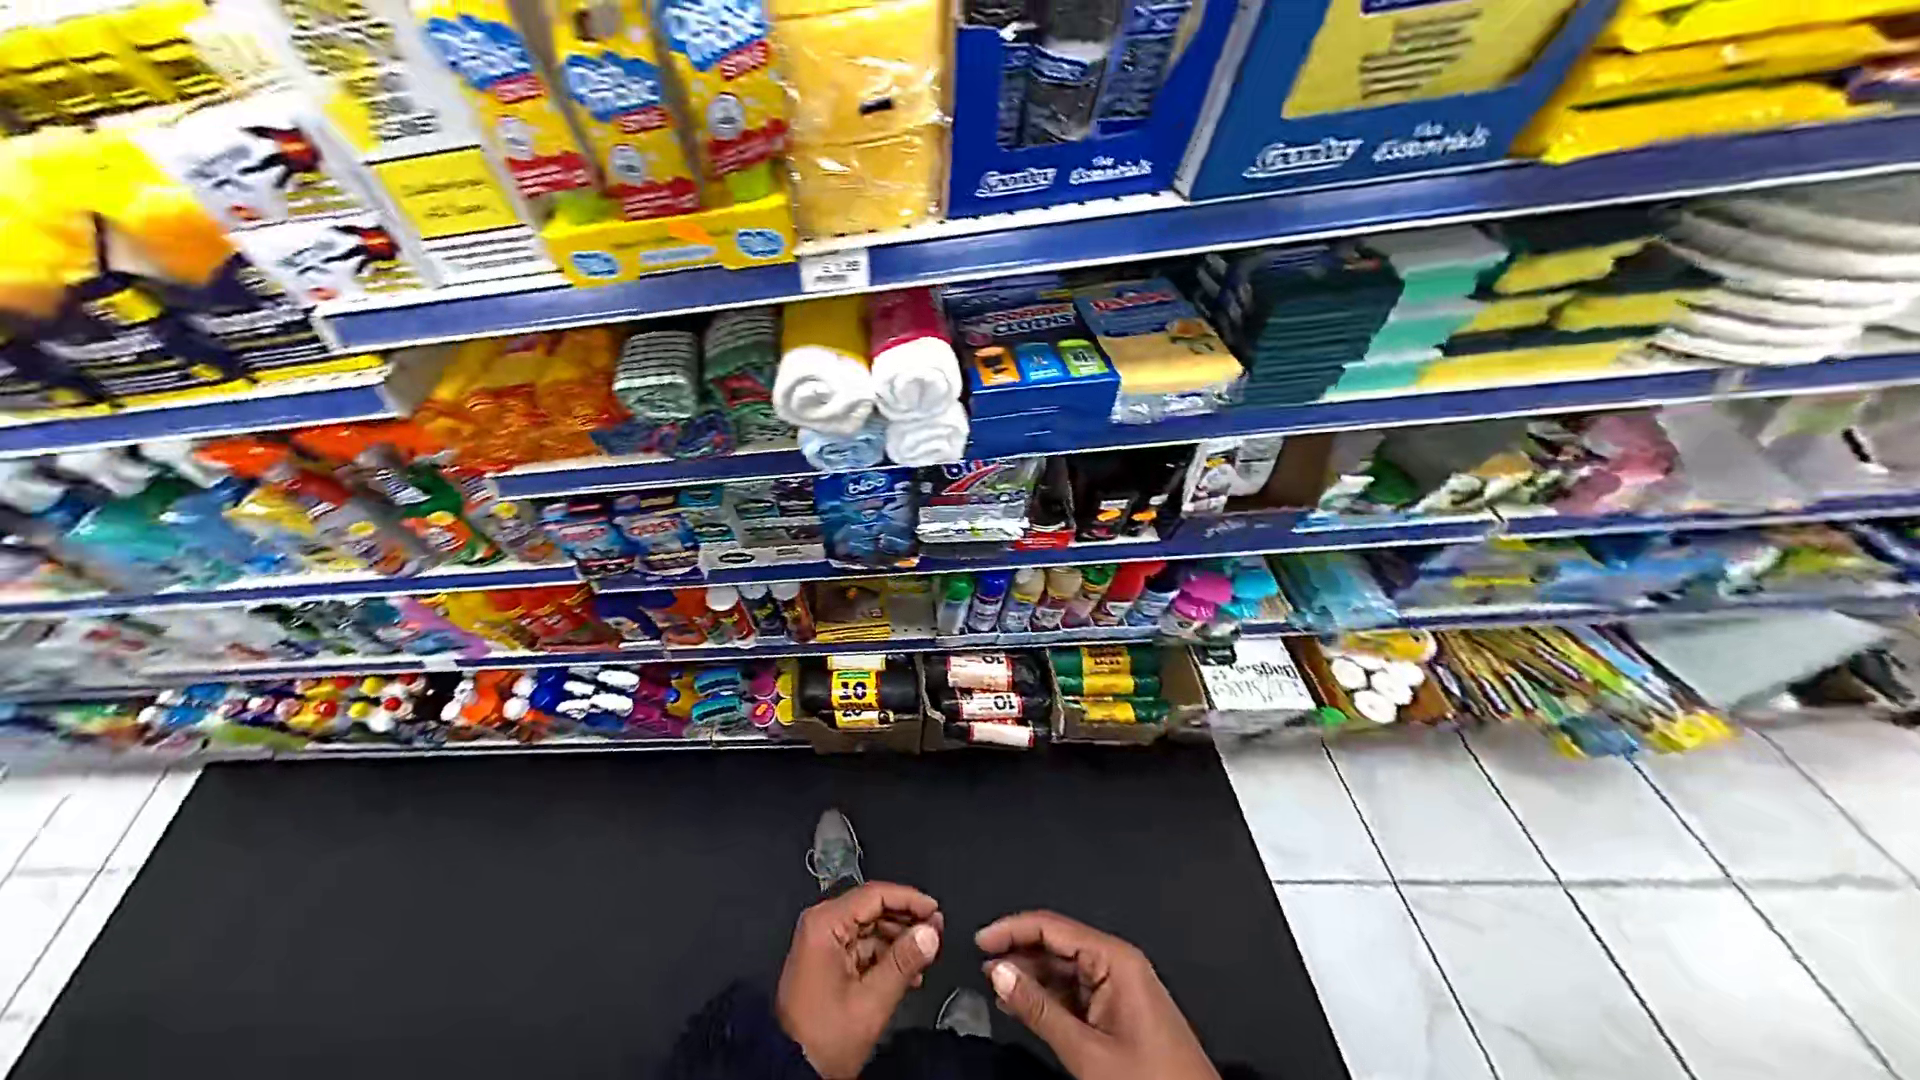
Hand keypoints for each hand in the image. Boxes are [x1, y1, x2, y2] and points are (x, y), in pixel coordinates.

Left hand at [776, 882, 943, 1077]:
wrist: (789, 1074)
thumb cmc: (824, 1039)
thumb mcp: (871, 1001)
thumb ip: (904, 961)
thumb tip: (930, 932)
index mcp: (825, 924)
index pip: (875, 895)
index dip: (909, 900)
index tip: (935, 911)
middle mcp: (821, 925)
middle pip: (873, 908)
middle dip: (906, 922)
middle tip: (935, 934)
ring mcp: (823, 942)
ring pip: (871, 927)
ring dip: (899, 941)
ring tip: (924, 958)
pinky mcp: (827, 961)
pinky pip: (863, 946)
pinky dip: (886, 956)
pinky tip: (907, 974)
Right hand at [977, 911, 1217, 1079]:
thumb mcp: (1086, 1051)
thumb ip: (1038, 1008)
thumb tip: (998, 971)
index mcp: (1114, 958)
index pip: (1052, 926)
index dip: (1012, 929)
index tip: (979, 940)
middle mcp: (1117, 962)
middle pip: (1057, 942)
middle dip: (1019, 952)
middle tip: (983, 967)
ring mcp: (1118, 985)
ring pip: (1063, 967)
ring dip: (1030, 976)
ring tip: (996, 986)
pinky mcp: (1118, 1008)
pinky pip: (1074, 990)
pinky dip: (1047, 996)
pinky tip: (1023, 1004)